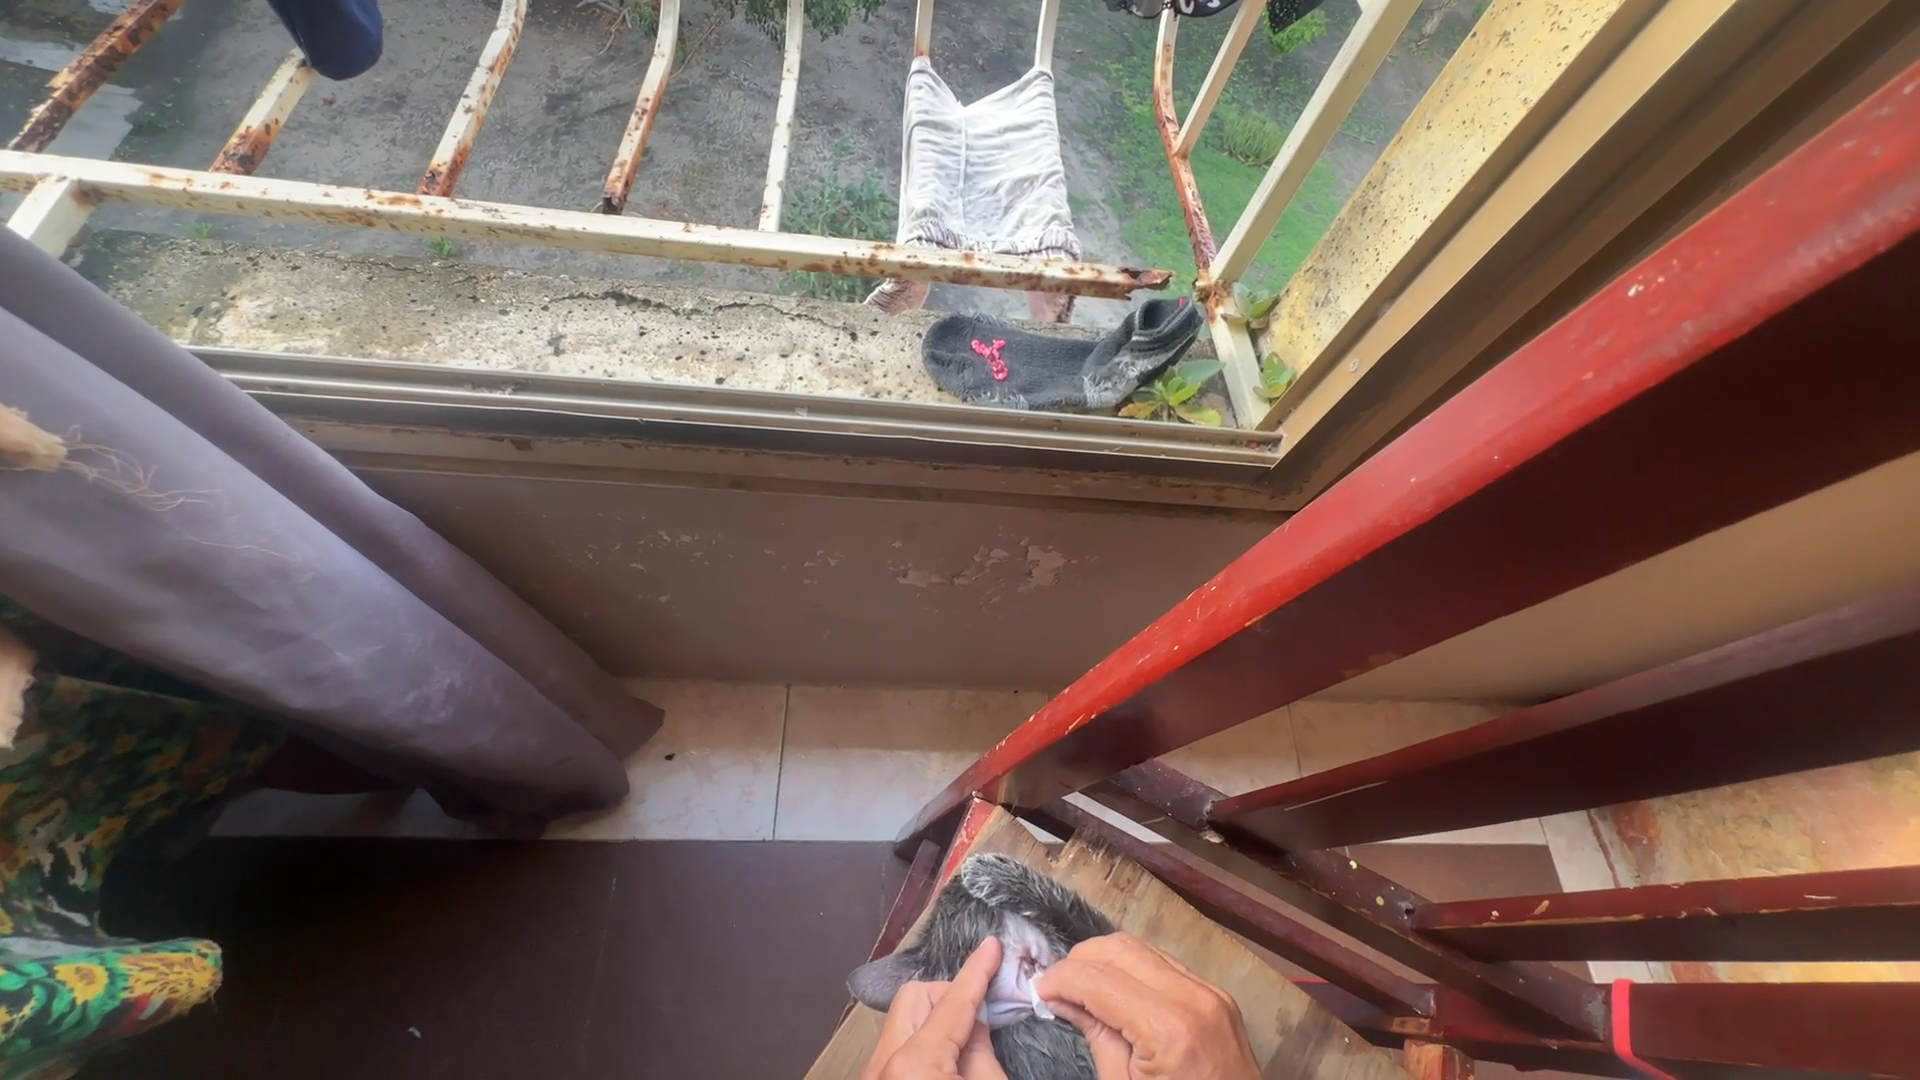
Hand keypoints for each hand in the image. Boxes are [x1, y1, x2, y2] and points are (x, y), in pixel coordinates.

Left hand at [862, 937, 1010, 1079]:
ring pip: (903, 1019)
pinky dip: (923, 1043)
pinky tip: (944, 1066)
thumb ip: (982, 1049)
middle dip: (946, 996)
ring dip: (934, 1022)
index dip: (977, 970)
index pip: (953, 1002)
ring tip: (961, 1048)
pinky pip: (898, 1046)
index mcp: (915, 1062)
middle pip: (914, 996)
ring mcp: (874, 1075)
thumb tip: (975, 1022)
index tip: (992, 945)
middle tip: (974, 1019)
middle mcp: (884, 1062)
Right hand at [1036, 933, 1259, 1079]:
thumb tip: (1060, 997)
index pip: (1100, 980)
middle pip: (1120, 949)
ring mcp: (1210, 992)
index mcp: (1170, 1029)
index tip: (1039, 988)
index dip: (1062, 979)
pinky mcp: (1218, 995)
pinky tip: (1115, 987)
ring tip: (1081, 983)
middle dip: (1081, 960)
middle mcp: (1193, 997)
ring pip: (1142, 947)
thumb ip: (1095, 1034)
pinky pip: (1164, 962)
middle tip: (1057, 984)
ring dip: (1105, 958)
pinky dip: (1133, 967)